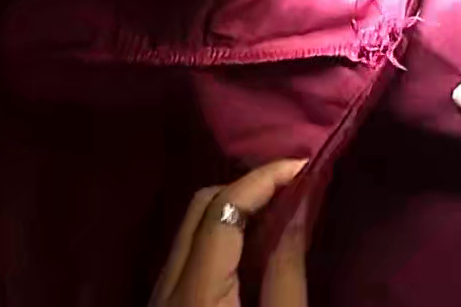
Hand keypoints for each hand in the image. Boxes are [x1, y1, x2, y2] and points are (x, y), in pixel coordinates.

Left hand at [149, 159, 310, 306]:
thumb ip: (286, 268)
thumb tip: (301, 201)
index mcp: (194, 296)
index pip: (222, 210)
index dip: (264, 178)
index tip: (304, 167)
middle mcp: (165, 290)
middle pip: (201, 206)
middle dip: (248, 186)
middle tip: (292, 185)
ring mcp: (157, 301)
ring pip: (192, 225)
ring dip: (235, 205)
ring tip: (278, 205)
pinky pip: (189, 251)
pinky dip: (222, 231)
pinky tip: (252, 240)